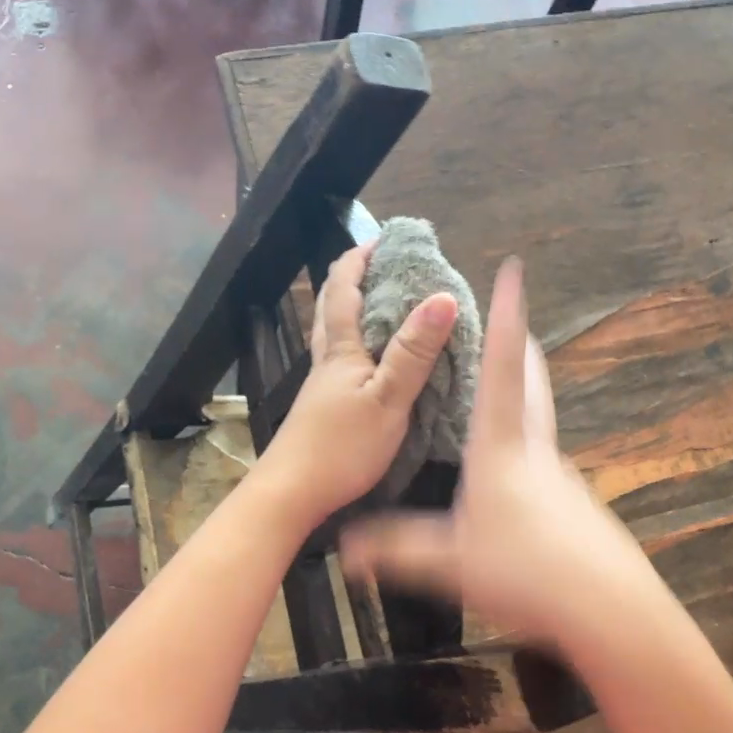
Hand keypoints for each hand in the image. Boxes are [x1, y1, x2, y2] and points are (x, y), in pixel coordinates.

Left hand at [254, 241, 458, 527]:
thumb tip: (442, 296)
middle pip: (330, 307)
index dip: (360, 258)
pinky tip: (369, 360)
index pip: (344, 289)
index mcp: (341, 350)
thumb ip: (413, 352)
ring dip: (350, 310)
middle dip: (352, 278)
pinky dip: (354, 344)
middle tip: (383, 264)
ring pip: (331, 334)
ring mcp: (320, 387)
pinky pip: (338, 362)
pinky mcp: (321, 410)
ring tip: (382, 303)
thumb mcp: (388, 400)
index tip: (385, 238)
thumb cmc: (340, 448)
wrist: (290, 494)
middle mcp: (325, 361)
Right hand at [340, 258, 681, 662]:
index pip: (500, 370)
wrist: (610, 610)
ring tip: (494, 382)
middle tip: (506, 319)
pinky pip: (539, 456)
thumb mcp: (448, 562)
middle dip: (517, 346)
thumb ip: (395, 550)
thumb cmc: (527, 571)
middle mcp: (533, 450)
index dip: (505, 318)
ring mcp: (558, 476)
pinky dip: (522, 437)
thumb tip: (344, 549)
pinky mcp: (571, 504)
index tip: (513, 270)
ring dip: (521, 390)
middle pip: (530, 383)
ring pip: (537, 419)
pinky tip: (506, 469)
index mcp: (500, 448)